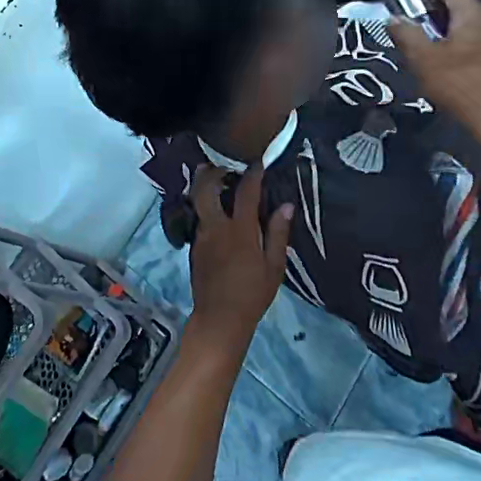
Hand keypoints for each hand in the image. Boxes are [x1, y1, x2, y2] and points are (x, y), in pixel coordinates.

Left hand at [186, 165, 292, 346]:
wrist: (219, 318)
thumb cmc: (252, 294)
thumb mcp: (274, 266)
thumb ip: (278, 234)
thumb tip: (286, 206)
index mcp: (240, 230)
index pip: (245, 192)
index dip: (253, 173)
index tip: (259, 162)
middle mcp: (216, 228)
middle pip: (206, 189)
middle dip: (212, 172)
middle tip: (223, 164)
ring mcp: (201, 237)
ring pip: (197, 202)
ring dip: (204, 187)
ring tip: (214, 178)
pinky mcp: (194, 247)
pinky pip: (198, 219)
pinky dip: (204, 207)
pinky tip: (214, 211)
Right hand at [388, 0, 480, 138]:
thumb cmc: (458, 85)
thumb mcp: (423, 58)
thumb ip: (406, 34)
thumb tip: (393, 18)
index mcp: (471, 14)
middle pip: (457, 1)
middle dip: (430, 6)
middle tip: (407, 20)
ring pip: (462, 21)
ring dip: (439, 25)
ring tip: (417, 40)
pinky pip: (468, 38)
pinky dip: (449, 40)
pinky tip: (435, 59)